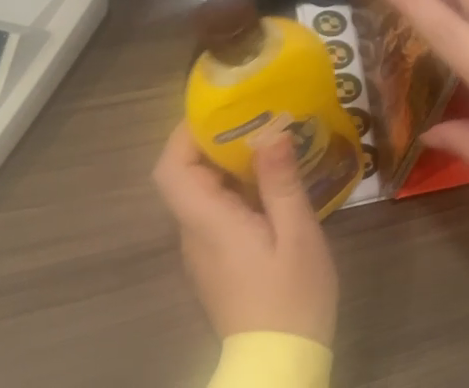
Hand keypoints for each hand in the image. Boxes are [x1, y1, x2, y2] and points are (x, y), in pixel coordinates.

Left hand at [151, 127, 337, 343]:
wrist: (280, 364)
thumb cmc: (291, 296)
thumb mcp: (297, 233)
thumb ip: (280, 181)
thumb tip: (270, 130)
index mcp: (209, 223)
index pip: (171, 169)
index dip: (185, 133)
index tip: (220, 107)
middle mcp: (196, 234)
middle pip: (186, 177)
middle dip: (215, 140)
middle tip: (257, 115)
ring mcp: (205, 251)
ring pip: (203, 194)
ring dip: (229, 163)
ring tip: (271, 139)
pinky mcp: (219, 262)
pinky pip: (218, 212)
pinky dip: (237, 187)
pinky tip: (274, 182)